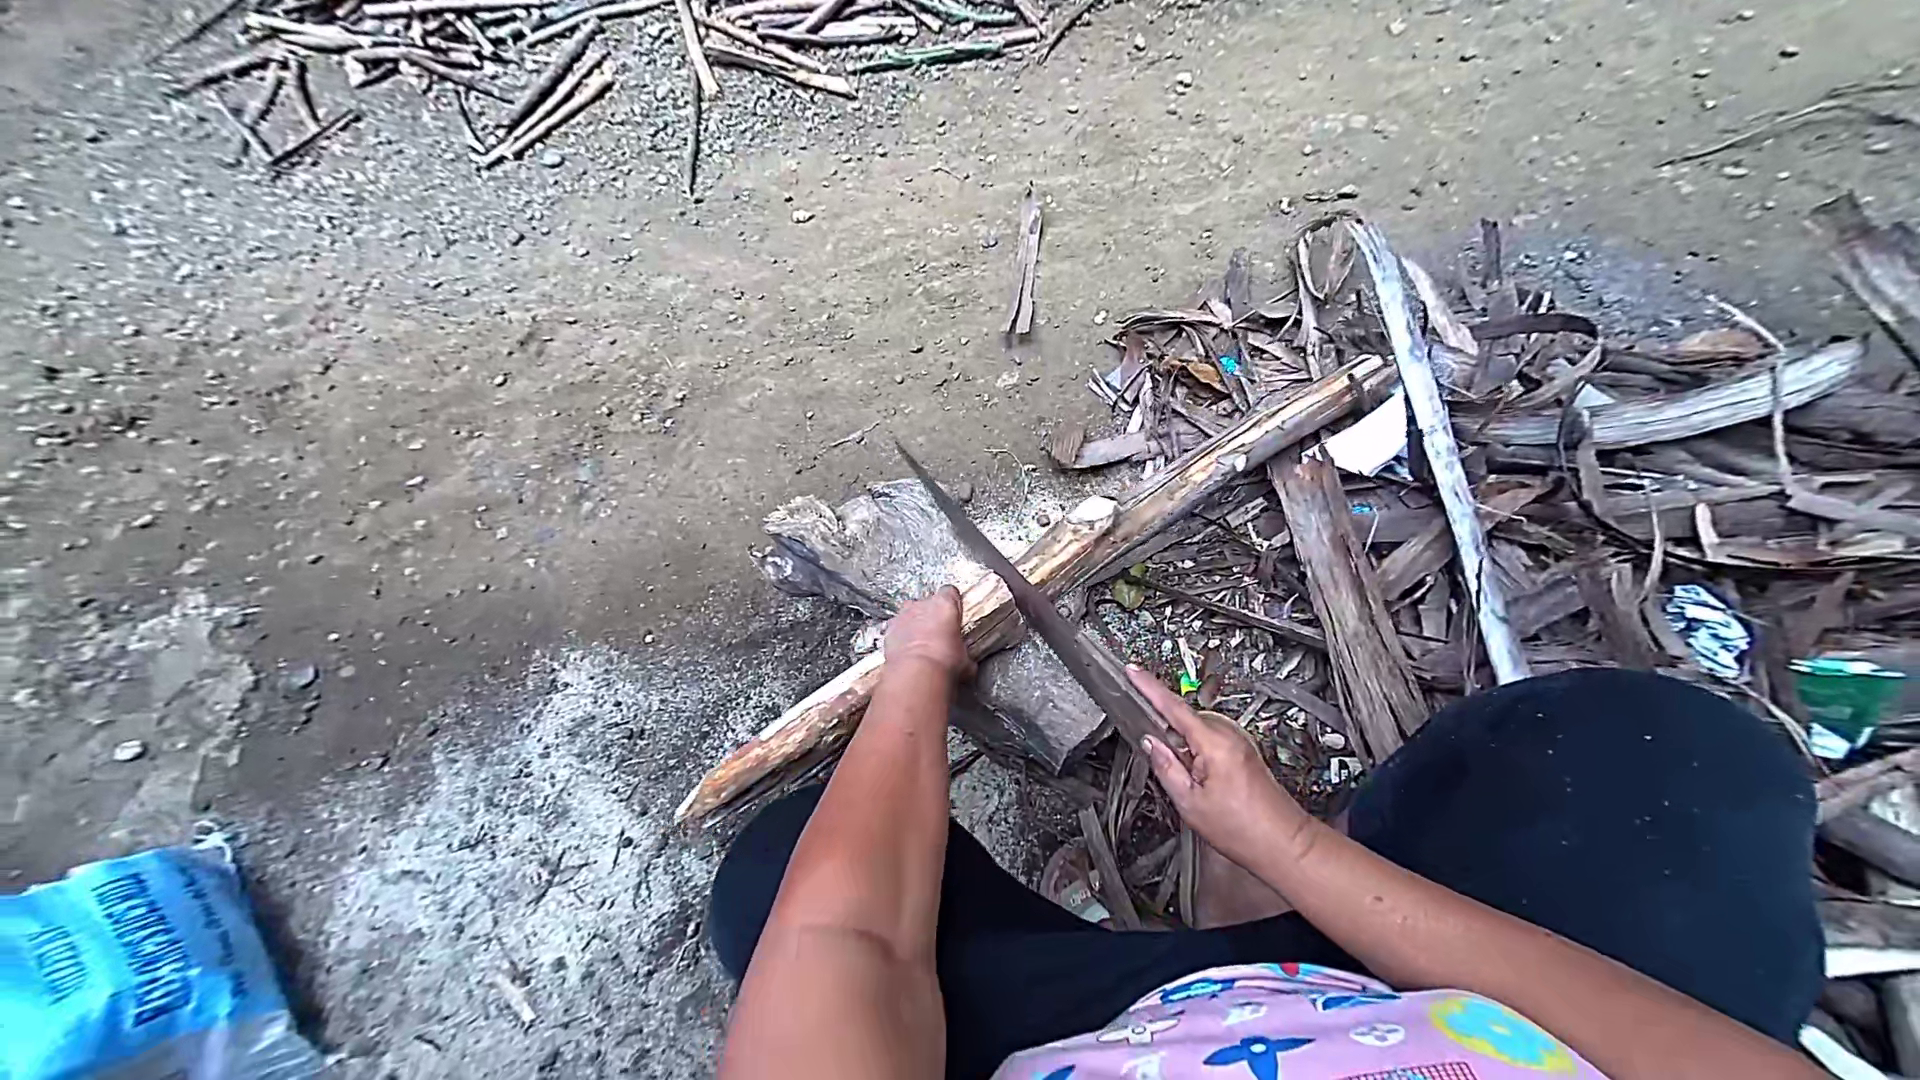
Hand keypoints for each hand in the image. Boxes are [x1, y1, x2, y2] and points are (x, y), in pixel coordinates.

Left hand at [883, 586, 974, 682]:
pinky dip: (899, 637)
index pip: (950, 592)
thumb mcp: (965, 659)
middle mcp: (922, 604)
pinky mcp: (888, 629)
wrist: (916, 674)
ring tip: (920, 644)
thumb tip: (968, 664)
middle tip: (937, 635)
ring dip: (913, 625)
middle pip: (927, 603)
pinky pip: (895, 629)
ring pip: (908, 614)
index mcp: (945, 605)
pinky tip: (906, 652)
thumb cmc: (943, 662)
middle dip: (931, 616)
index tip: (954, 616)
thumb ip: (963, 652)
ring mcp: (903, 615)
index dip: (952, 604)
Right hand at [1129, 667, 1315, 871]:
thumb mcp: (1189, 803)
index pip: (1172, 706)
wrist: (1284, 845)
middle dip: (1166, 731)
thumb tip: (1149, 742)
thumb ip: (1165, 766)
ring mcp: (1238, 740)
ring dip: (1183, 745)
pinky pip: (1209, 738)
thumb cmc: (1244, 830)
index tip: (1133, 670)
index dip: (1148, 686)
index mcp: (1214, 743)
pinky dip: (1196, 750)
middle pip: (1183, 718)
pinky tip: (1200, 779)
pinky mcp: (1242, 749)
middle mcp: (1229, 735)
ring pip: (1196, 729)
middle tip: (1159, 759)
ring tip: (1189, 781)